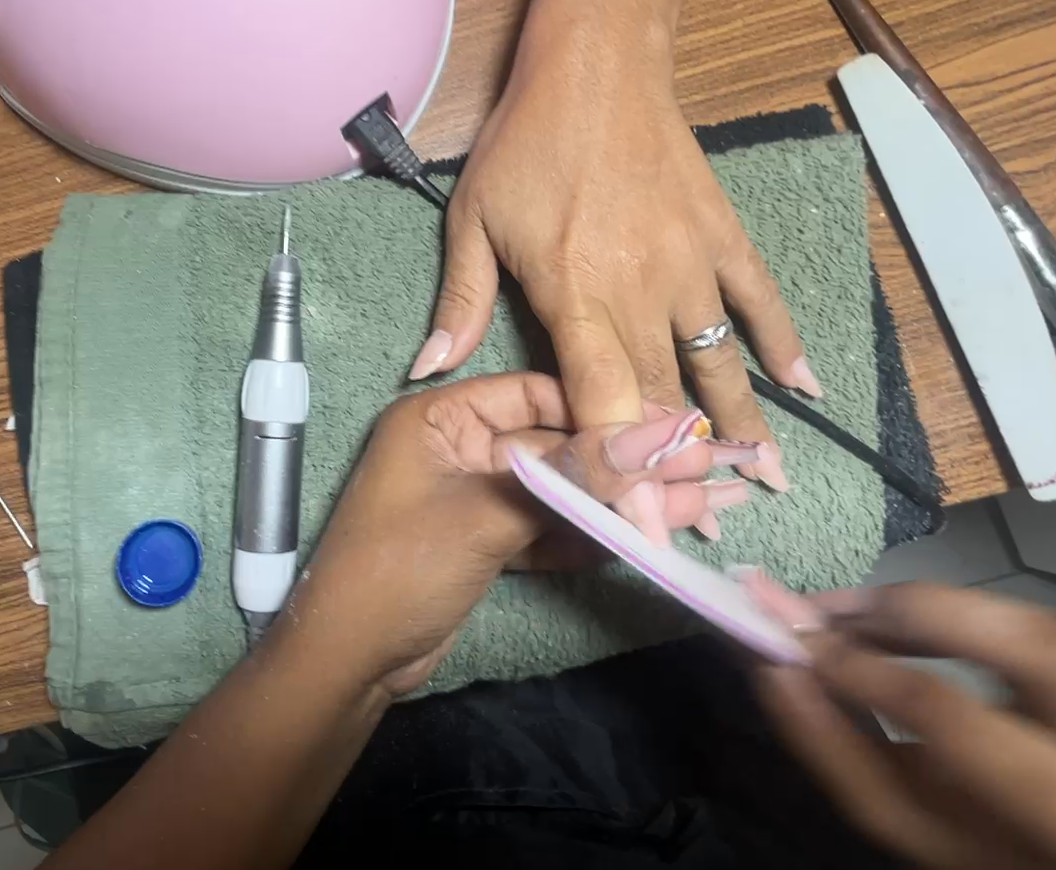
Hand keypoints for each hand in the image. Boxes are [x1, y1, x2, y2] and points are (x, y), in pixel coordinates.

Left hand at [270, 373, 751, 698]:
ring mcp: (473, 497)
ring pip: (557, 491)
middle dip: (622, 461)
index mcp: (439, 419)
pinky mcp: (485, 542)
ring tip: (700, 504)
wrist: (352, 660)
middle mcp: (458, 448)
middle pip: (553, 446)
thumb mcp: (486, 514)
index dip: (601, 408)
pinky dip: (589, 534)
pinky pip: (545, 528)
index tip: (671, 422)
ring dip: (618, 501)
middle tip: (703, 466)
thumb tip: (654, 436)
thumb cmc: (403, 566)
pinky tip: (648, 535)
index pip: (533, 395)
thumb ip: (569, 476)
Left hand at [415, 28, 816, 494]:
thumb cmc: (524, 146)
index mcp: (576, 294)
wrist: (595, 66)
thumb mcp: (472, 220)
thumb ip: (458, 302)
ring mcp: (693, 265)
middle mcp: (642, 292)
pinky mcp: (723, 237)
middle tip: (705, 531)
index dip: (620, 467)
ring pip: (719, 361)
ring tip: (764, 483)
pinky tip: (804, 390)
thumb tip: (426, 369)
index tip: (641, 528)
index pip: (601, 400)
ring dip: (739, 426)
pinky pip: (760, 300)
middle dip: (682, 469)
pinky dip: (782, 344)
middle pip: (665, 396)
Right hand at [753, 581, 1055, 869]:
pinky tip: (905, 623)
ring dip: (925, 606)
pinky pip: (1032, 619)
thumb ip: (831, 743)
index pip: (956, 718)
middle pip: (1020, 646)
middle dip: (905, 612)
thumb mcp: (902, 818)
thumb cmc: (981, 845)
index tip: (795, 640)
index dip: (865, 669)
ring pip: (1024, 619)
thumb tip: (766, 660)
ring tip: (854, 615)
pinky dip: (956, 611)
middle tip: (824, 608)